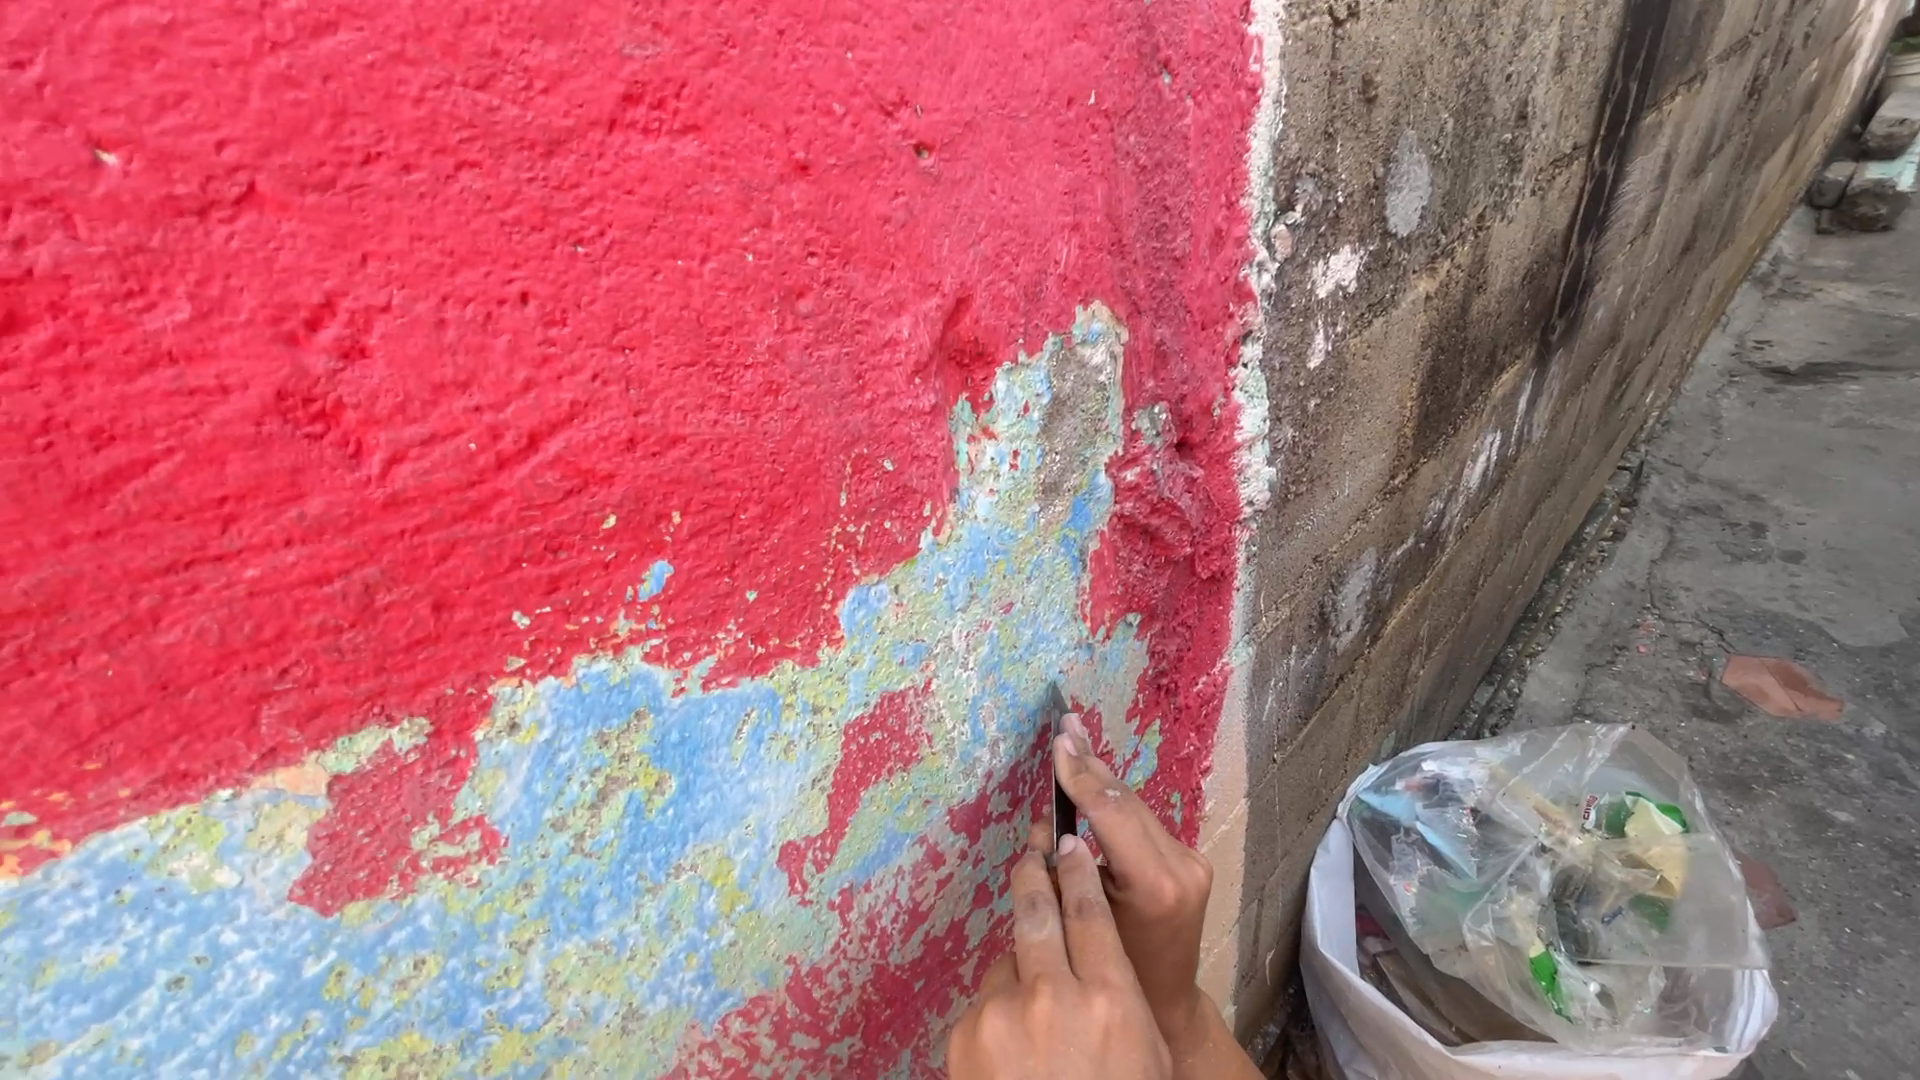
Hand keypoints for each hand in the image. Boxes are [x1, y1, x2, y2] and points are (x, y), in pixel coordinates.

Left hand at [945, 835, 1171, 1079]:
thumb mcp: (1142, 1057)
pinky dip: (998, 1016)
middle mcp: (1054, 994)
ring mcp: (1004, 1012)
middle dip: (1034, 875)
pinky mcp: (966, 1032)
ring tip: (1031, 1015)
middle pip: (1039, 910)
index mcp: (1110, 1000)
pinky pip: (986, 1004)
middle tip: (1032, 853)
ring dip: (1018, 973)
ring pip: (1008, 962)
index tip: (1069, 845)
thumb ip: (1116, 998)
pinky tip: (1010, 1053)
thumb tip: (1090, 952)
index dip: (1078, 872)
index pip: (1090, 912)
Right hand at [1051, 713, 1215, 1045]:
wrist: (1167, 1002)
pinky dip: (1114, 800)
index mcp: (1154, 884)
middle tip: (1066, 724)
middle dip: (1090, 763)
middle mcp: (1181, 865)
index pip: (1111, 813)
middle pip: (1126, 800)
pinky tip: (1094, 776)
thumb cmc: (1114, 969)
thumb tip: (1047, 822)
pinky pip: (1142, 820)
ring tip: (1075, 739)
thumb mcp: (1079, 919)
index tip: (1059, 743)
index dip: (1081, 775)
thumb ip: (1061, 868)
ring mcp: (1191, 860)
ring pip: (1135, 805)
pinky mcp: (1191, 859)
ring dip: (1101, 777)